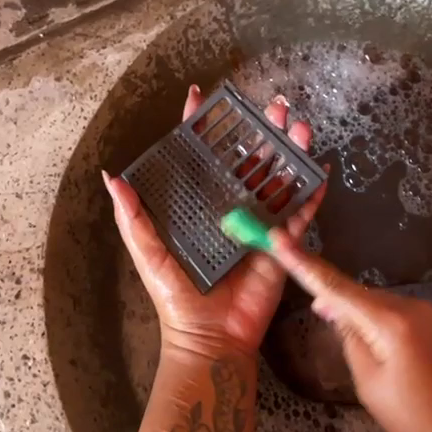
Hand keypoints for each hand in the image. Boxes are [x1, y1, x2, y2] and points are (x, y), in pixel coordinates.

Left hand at [104, 86, 325, 361]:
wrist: (210, 336)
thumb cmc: (175, 293)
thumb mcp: (147, 251)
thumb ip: (131, 215)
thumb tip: (110, 176)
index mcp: (199, 202)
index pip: (199, 154)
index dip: (200, 125)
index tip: (200, 94)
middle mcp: (229, 204)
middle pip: (247, 158)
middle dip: (260, 128)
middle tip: (273, 104)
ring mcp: (258, 221)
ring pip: (277, 176)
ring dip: (290, 149)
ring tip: (299, 126)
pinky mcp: (280, 242)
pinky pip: (300, 212)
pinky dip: (313, 190)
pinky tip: (321, 166)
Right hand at [268, 234, 431, 431]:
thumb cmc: (413, 421)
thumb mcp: (368, 383)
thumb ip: (349, 337)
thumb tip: (334, 307)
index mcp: (391, 322)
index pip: (338, 287)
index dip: (306, 264)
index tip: (280, 238)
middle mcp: (414, 306)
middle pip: (362, 294)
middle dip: (339, 300)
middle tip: (317, 312)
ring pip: (383, 304)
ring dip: (366, 316)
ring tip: (366, 352)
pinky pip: (404, 314)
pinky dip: (388, 323)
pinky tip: (391, 353)